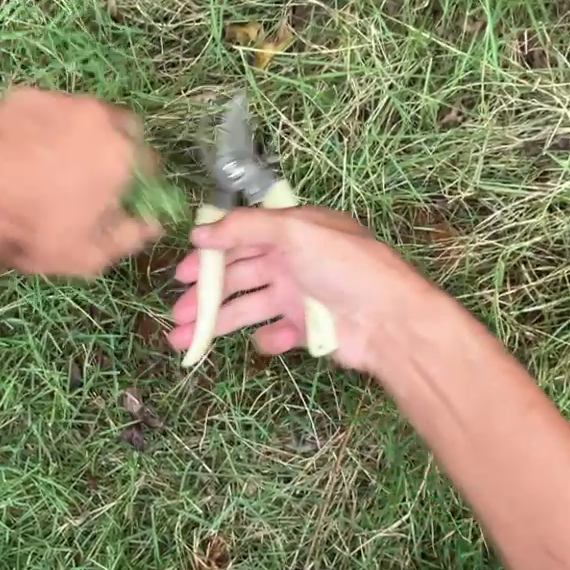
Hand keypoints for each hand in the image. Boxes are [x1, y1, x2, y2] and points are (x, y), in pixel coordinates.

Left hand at [0, 87, 159, 276]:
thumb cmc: (36, 237)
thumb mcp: (93, 255)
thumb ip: (132, 235)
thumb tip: (152, 221)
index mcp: (122, 151)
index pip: (147, 159)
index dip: (134, 179)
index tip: (119, 194)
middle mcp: (95, 114)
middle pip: (115, 128)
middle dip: (107, 149)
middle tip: (84, 177)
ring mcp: (55, 99)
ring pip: (76, 116)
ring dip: (72, 136)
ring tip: (46, 166)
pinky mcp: (18, 95)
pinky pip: (40, 111)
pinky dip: (37, 129)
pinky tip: (19, 154)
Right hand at [167, 207, 434, 373]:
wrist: (391, 321)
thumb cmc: (346, 267)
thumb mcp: (294, 232)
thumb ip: (245, 228)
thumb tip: (199, 232)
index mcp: (291, 232)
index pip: (240, 240)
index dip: (209, 256)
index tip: (181, 275)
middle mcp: (292, 262)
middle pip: (238, 278)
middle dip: (205, 296)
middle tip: (178, 315)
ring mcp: (298, 296)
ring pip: (247, 308)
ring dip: (218, 322)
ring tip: (186, 340)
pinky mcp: (306, 328)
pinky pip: (275, 333)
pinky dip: (266, 338)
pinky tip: (267, 341)